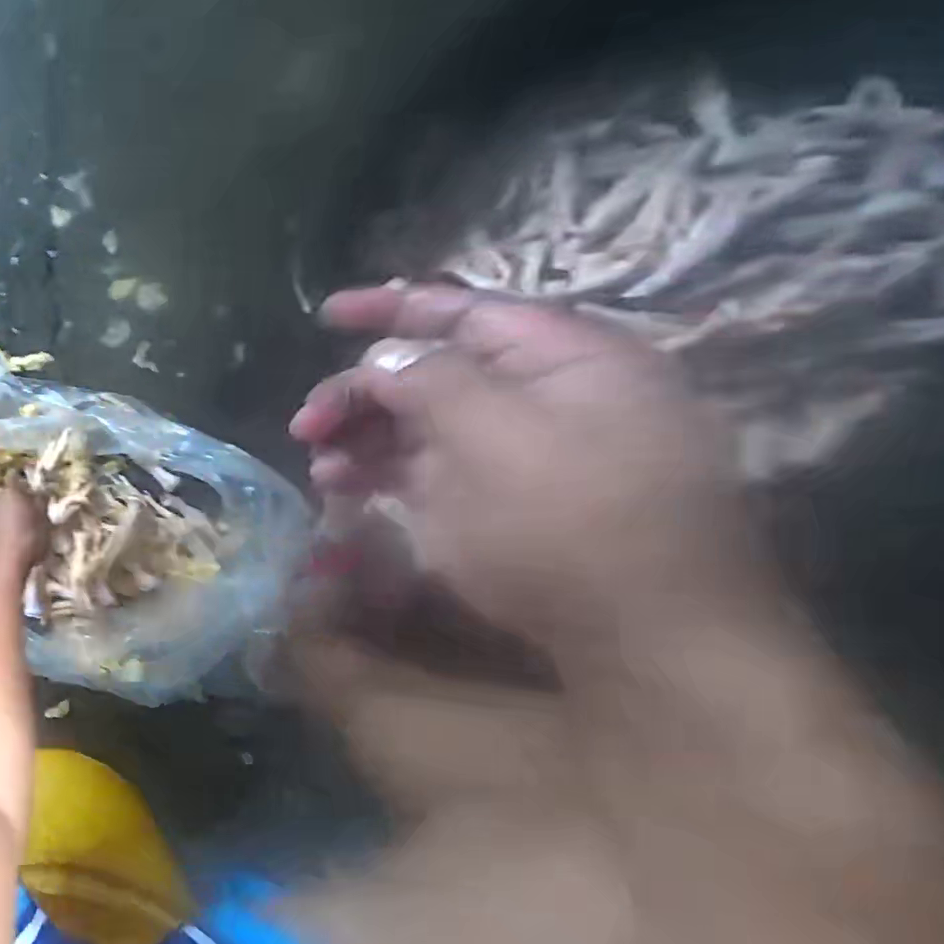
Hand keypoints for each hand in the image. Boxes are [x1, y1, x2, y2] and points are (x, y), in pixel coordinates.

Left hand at [0, 484, 47, 580]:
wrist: (5, 565)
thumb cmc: (30, 538)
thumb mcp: (45, 520)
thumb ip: (43, 503)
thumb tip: (42, 492)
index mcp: (12, 490)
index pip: (17, 477)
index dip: (26, 483)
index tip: (35, 491)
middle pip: (9, 493)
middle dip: (19, 499)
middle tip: (33, 510)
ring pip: (2, 508)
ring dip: (11, 513)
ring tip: (24, 526)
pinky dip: (4, 526)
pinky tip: (14, 537)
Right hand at [290, 284, 765, 646]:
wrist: (636, 635)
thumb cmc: (570, 521)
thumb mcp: (495, 434)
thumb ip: (431, 379)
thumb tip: (383, 356)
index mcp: (560, 360)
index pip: (464, 312)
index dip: (390, 307)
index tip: (326, 315)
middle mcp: (533, 398)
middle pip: (428, 372)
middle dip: (360, 390)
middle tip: (307, 424)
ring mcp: (507, 453)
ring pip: (415, 424)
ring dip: (359, 435)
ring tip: (317, 460)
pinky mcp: (483, 501)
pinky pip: (417, 469)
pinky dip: (374, 471)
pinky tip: (337, 484)